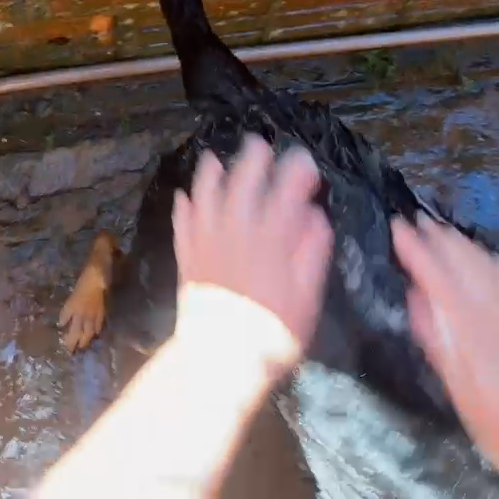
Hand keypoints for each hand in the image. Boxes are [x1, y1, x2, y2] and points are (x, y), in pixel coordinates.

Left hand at [171, 133, 332, 374]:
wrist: (221, 355)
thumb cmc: (272, 329)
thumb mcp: (306, 295)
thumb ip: (312, 251)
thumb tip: (315, 216)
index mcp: (269, 236)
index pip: (285, 191)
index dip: (296, 171)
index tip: (304, 160)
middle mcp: (235, 228)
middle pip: (242, 183)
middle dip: (252, 159)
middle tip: (257, 143)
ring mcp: (206, 239)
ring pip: (206, 196)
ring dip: (210, 174)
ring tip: (213, 159)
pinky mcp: (187, 256)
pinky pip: (183, 223)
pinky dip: (184, 207)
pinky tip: (184, 196)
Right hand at [391, 218, 498, 496]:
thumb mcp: (466, 399)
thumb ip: (439, 345)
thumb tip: (416, 300)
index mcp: (469, 324)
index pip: (433, 271)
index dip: (413, 246)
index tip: (396, 226)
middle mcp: (497, 304)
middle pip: (462, 258)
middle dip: (437, 236)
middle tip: (417, 220)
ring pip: (488, 261)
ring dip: (462, 242)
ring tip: (445, 231)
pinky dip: (491, 259)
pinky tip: (488, 258)